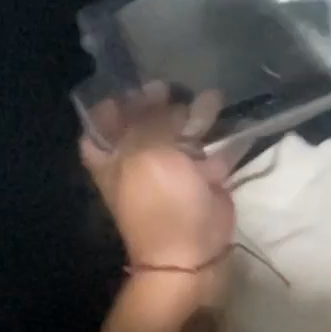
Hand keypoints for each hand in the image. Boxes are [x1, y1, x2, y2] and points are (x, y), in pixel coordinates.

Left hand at [80, 84, 236, 275]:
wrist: (192, 251)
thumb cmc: (159, 202)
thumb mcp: (146, 152)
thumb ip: (152, 118)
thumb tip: (163, 95)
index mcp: (112, 156)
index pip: (103, 119)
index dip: (116, 98)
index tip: (135, 80)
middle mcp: (138, 157)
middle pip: (145, 118)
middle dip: (160, 100)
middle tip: (173, 87)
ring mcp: (172, 166)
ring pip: (180, 128)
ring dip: (193, 112)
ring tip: (209, 100)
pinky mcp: (202, 174)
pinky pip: (211, 146)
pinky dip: (220, 132)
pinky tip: (227, 117)